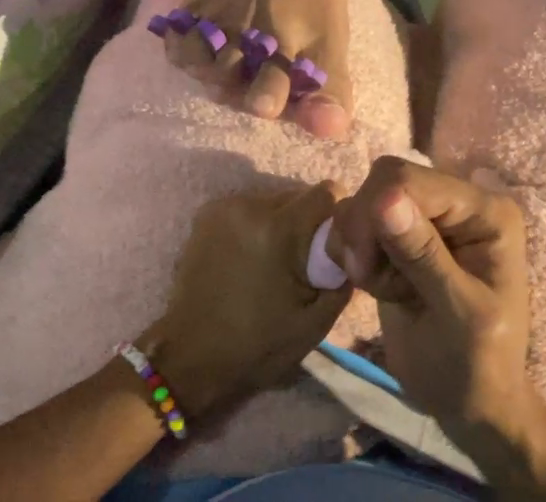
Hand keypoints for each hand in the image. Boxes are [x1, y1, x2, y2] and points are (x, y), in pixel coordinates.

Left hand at [141, 183, 352, 419]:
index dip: (338, 215)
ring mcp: (222, 207)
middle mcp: (247, 206)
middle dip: (308, 222)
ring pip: (271, 200)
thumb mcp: (316, 319)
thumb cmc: (259, 344)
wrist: (194, 352)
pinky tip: (253, 258)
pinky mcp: (205, 214)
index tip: (336, 244)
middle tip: (307, 261)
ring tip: (278, 263)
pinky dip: (257, 225)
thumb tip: (351, 245)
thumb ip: (341, 273)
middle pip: (296, 195)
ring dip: (282, 222)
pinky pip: (247, 208)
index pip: (326, 193)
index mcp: (276, 228)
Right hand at [327, 156, 533, 429]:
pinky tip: (374, 284)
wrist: (466, 402)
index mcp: (485, 211)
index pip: (409, 180)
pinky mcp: (395, 235)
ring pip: (361, 200)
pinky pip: (351, 221)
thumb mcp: (458, 314)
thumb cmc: (478, 363)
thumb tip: (384, 199)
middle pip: (381, 180)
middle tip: (365, 278)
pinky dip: (350, 253)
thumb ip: (423, 255)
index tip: (364, 268)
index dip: (375, 213)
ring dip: (357, 246)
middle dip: (363, 229)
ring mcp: (423, 217)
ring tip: (380, 287)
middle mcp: (455, 203)